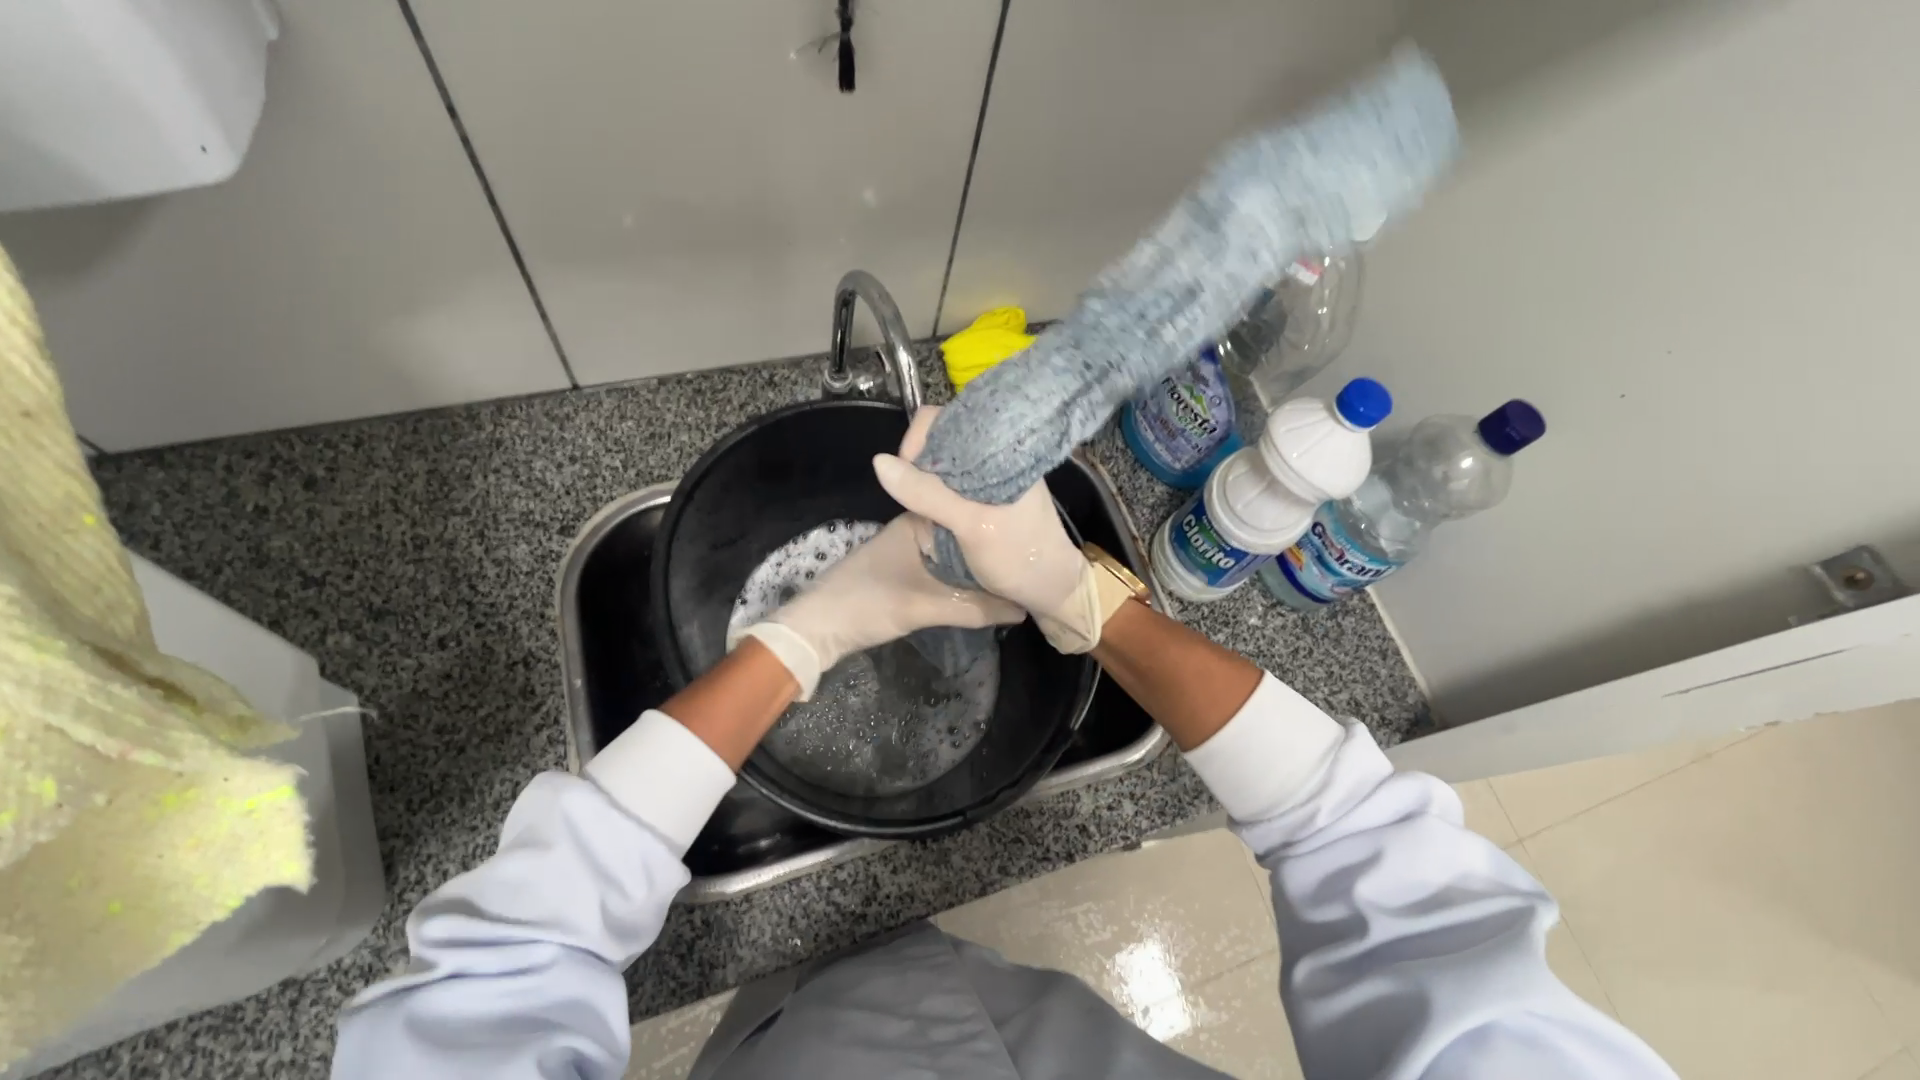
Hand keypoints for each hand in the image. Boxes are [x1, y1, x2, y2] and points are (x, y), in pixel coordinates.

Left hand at [728, 513, 1020, 699]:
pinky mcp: (904, 568)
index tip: (1030, 539)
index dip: (997, 526)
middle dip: (990, 549)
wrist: (817, 628)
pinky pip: (943, 566)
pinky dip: (961, 575)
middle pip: (963, 534)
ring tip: (1015, 572)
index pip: (967, 512)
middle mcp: (915, 526)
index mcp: (917, 520)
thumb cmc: (868, 604)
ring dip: (977, 565)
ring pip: (954, 552)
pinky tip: (984, 586)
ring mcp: (909, 547)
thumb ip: (975, 608)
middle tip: (1030, 559)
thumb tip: (1021, 609)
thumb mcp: (925, 607)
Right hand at [872, 407, 1105, 652]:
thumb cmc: (1019, 556)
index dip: (918, 440)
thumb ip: (927, 493)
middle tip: (917, 499)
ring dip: (928, 484)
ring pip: (945, 465)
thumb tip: (879, 462)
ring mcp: (993, 475)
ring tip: (926, 512)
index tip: (907, 475)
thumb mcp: (971, 525)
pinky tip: (936, 518)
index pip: (945, 419)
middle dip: (921, 466)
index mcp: (1001, 448)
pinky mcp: (990, 495)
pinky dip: (939, 496)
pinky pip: (954, 484)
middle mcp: (998, 454)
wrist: (1054, 590)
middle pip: (942, 440)